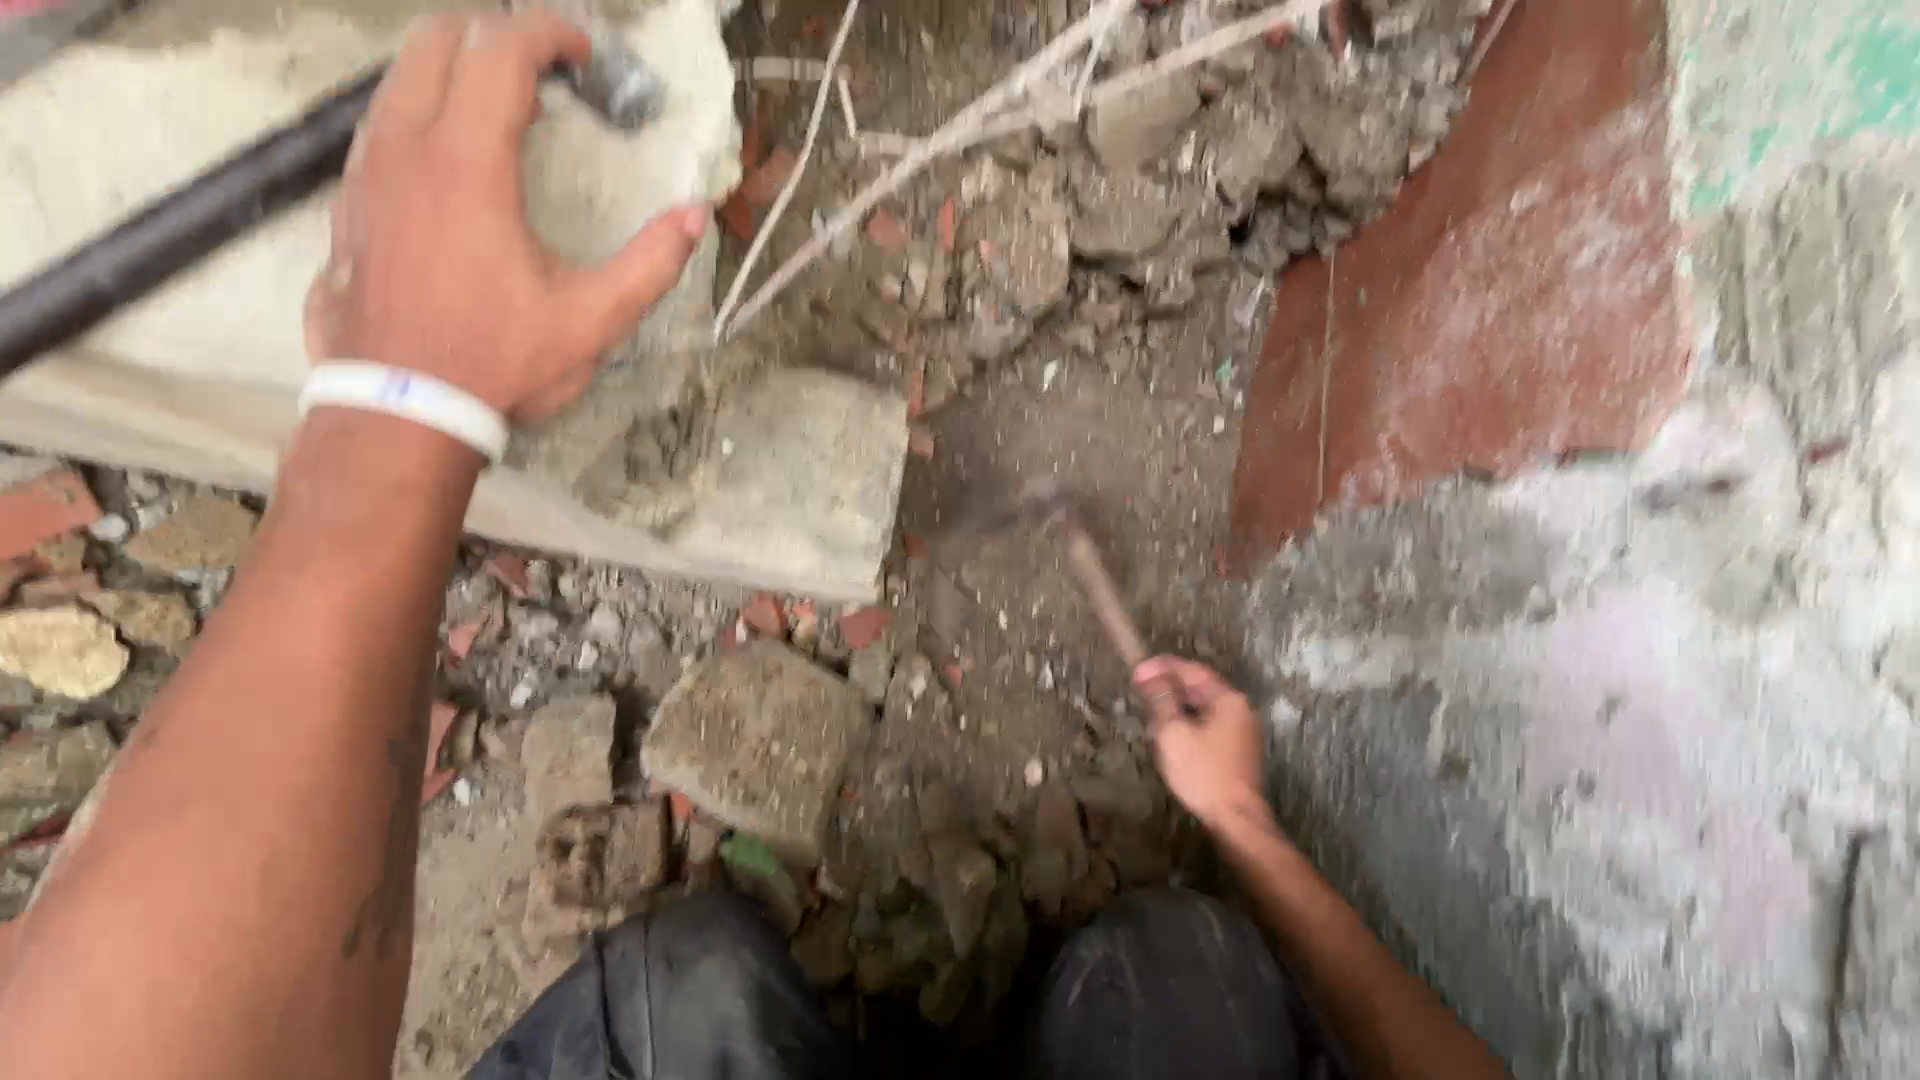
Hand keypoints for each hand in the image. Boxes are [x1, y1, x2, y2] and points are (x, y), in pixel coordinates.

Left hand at [304, 11, 708, 421]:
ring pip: (399, 76)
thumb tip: (695, 216)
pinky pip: (380, 121)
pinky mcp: (350, 201)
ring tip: (505, 105)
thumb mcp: (595, 319)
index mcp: (468, 165)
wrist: (403, 407)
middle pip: (437, 42)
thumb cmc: (502, 362)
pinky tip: (454, 153)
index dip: (547, 33)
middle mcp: (406, 148)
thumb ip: (651, 263)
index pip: (498, 54)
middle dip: (495, 37)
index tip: (585, 47)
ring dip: (454, 70)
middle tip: (547, 71)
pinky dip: (422, 109)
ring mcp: (366, 172)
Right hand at [1134, 656, 1270, 830]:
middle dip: (1168, 686)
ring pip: (1202, 706)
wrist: (1234, 818)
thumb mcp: (1174, 732)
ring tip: (1149, 710)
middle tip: (1140, 688)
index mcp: (1227, 699)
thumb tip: (1148, 674)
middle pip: (1199, 687)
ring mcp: (1241, 729)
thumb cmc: (1202, 772)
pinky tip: (1169, 731)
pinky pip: (1208, 723)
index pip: (1192, 670)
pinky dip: (1187, 720)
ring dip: (1176, 704)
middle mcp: (1239, 708)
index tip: (1137, 669)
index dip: (1162, 667)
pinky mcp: (1237, 748)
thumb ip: (1161, 699)